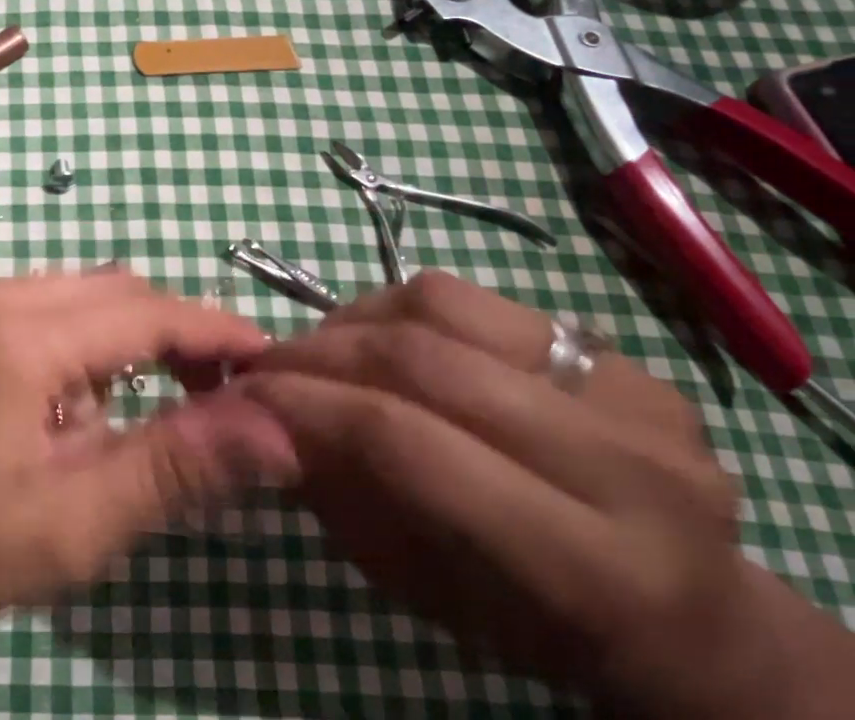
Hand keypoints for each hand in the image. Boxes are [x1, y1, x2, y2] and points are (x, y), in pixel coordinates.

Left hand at [0, 271, 292, 632]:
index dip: (219, 333)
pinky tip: (71, 410)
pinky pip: (32, 311)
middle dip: (175, 335)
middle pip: (111, 291)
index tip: (276, 368)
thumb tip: (277, 428)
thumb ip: (173, 468)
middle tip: (224, 400)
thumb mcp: (67, 525)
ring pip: (72, 297)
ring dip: (123, 342)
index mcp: (17, 335)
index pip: (147, 311)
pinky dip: (74, 346)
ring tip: (153, 414)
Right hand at [208, 270, 841, 716]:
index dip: (303, 405)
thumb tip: (262, 412)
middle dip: (315, 353)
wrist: (685, 616)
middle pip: (424, 362)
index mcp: (580, 564)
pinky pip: (484, 300)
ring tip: (315, 349)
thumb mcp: (415, 586)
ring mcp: (640, 398)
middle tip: (260, 367)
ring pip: (449, 308)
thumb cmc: (526, 623)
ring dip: (352, 319)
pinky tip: (377, 338)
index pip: (404, 441)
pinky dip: (403, 310)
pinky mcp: (631, 358)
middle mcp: (627, 469)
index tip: (238, 397)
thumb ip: (340, 492)